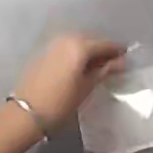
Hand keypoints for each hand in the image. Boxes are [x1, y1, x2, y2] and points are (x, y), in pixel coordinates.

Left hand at [11, 34, 126, 129]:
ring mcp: (53, 44)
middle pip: (90, 39)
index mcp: (79, 46)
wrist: (26, 113)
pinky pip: (66, 46)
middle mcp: (66, 39)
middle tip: (113, 62)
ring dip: (88, 50)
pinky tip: (80, 66)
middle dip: (102, 49)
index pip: (104, 44)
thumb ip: (104, 71)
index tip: (127, 57)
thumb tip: (121, 62)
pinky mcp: (44, 52)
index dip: (117, 50)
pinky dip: (76, 53)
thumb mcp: (86, 87)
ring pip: (77, 42)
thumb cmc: (60, 102)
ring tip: (98, 65)